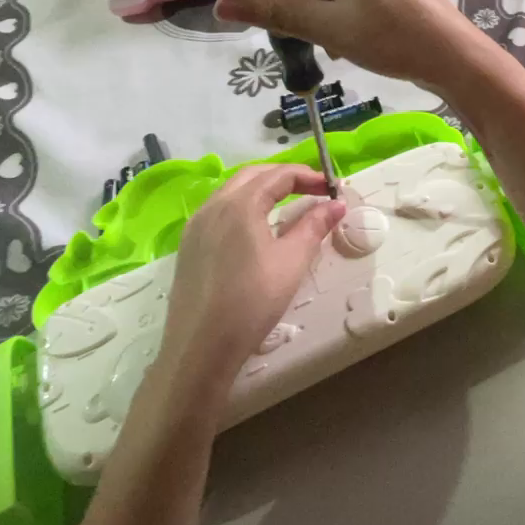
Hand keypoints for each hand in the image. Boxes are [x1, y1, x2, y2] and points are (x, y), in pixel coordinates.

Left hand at [159, 163, 344, 385]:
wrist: (201, 349)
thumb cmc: (252, 302)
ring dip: (263, 189)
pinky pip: (219, 211)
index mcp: (239, 204)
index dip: (309, 176)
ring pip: (232, 191)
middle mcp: (213, 206)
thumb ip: (314, 226)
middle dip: (285, 177)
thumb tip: (336, 204)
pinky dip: (243, 206)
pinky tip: (256, 228)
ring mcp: (196, 226)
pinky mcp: (189, 246)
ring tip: (288, 204)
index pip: (279, 175)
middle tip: (313, 189)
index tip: (332, 189)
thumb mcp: (292, 262)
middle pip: (253, 176)